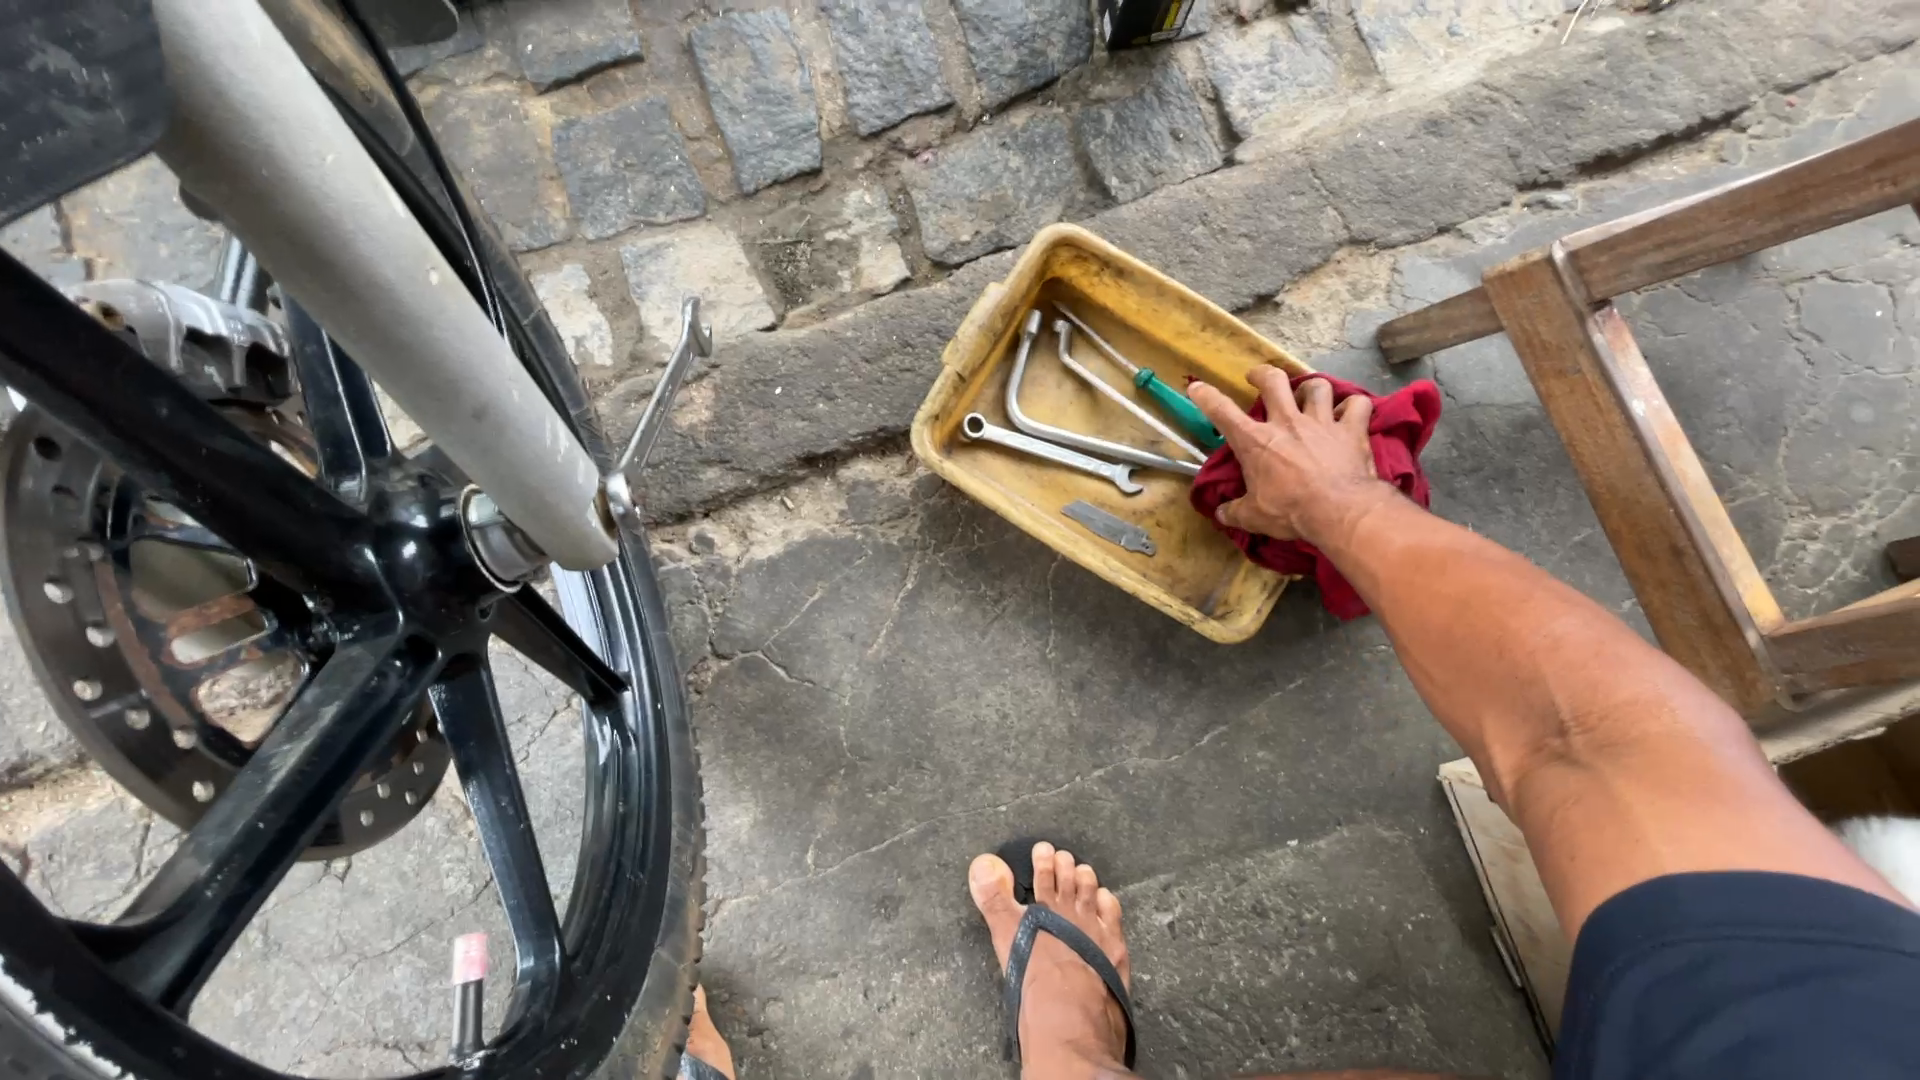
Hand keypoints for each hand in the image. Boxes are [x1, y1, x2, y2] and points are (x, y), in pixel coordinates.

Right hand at [1188, 368, 1391, 543]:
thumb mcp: (1253, 516)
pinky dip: (1353, 406)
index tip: (1197, 387)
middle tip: (1258, 377)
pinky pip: (1357, 405)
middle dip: (1262, 374)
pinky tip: (1349, 413)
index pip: (1222, 412)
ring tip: (1309, 394)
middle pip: (1273, 381)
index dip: (1206, 396)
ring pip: (1317, 386)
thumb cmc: (1290, 511)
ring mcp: (1321, 422)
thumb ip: (1235, 512)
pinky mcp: (1351, 430)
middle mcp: (1287, 423)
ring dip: (1311, 388)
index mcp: (1255, 442)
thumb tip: (1221, 514)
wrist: (1339, 511)